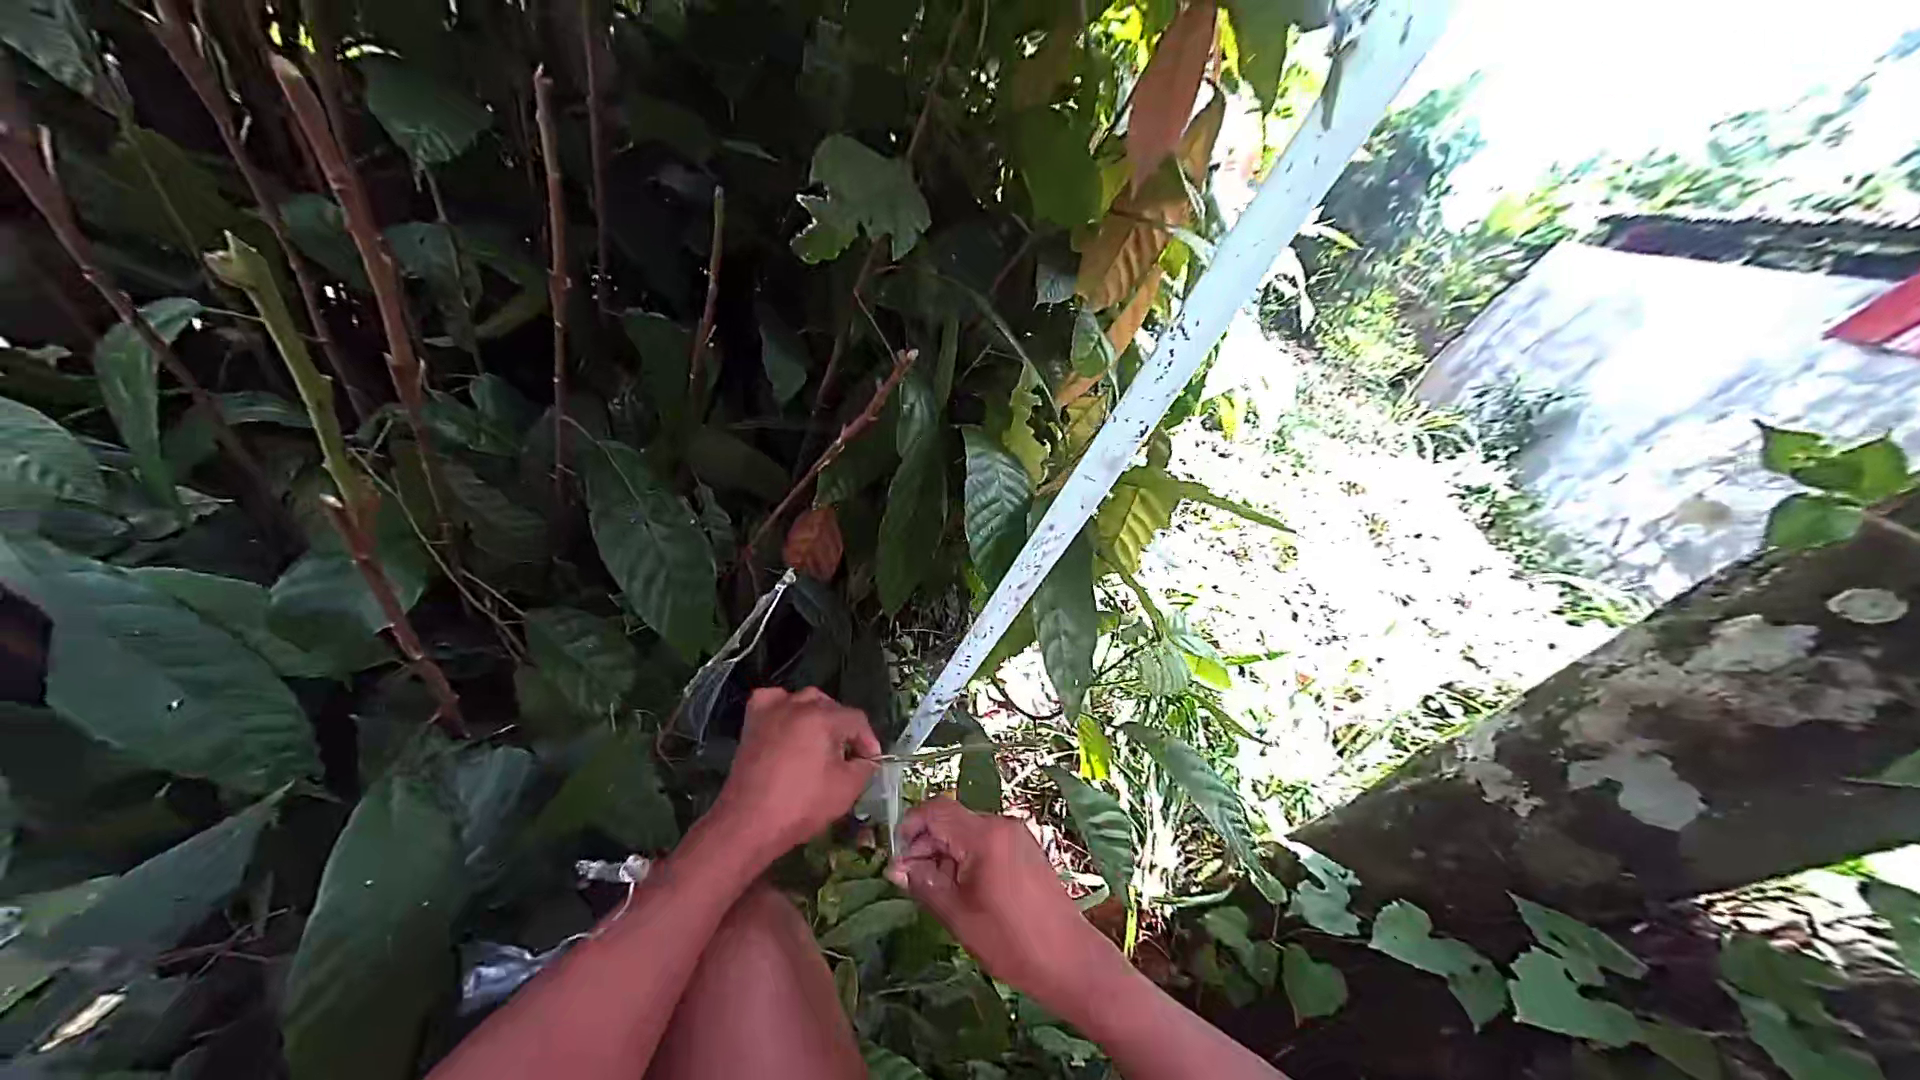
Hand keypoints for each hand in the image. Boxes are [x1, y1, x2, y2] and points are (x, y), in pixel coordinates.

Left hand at [711, 687, 879, 859]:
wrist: (747, 824)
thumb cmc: (800, 805)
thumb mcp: (846, 789)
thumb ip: (865, 767)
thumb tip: (866, 759)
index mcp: (822, 717)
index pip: (856, 720)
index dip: (868, 741)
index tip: (870, 762)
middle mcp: (797, 704)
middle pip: (831, 707)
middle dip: (844, 730)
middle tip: (847, 757)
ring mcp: (771, 710)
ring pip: (804, 701)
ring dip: (817, 717)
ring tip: (820, 743)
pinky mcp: (752, 722)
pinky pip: (774, 702)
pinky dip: (784, 709)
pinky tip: (788, 725)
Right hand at [886, 797, 1124, 1010]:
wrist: (1069, 960)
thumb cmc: (1011, 941)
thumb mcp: (958, 915)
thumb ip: (924, 884)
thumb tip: (895, 867)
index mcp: (984, 835)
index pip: (936, 809)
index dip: (911, 825)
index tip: (898, 856)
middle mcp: (1001, 824)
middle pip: (952, 819)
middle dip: (927, 844)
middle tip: (912, 880)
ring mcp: (1016, 834)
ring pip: (967, 831)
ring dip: (946, 852)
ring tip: (939, 890)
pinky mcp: (1025, 847)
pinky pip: (986, 840)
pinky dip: (967, 856)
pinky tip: (964, 888)